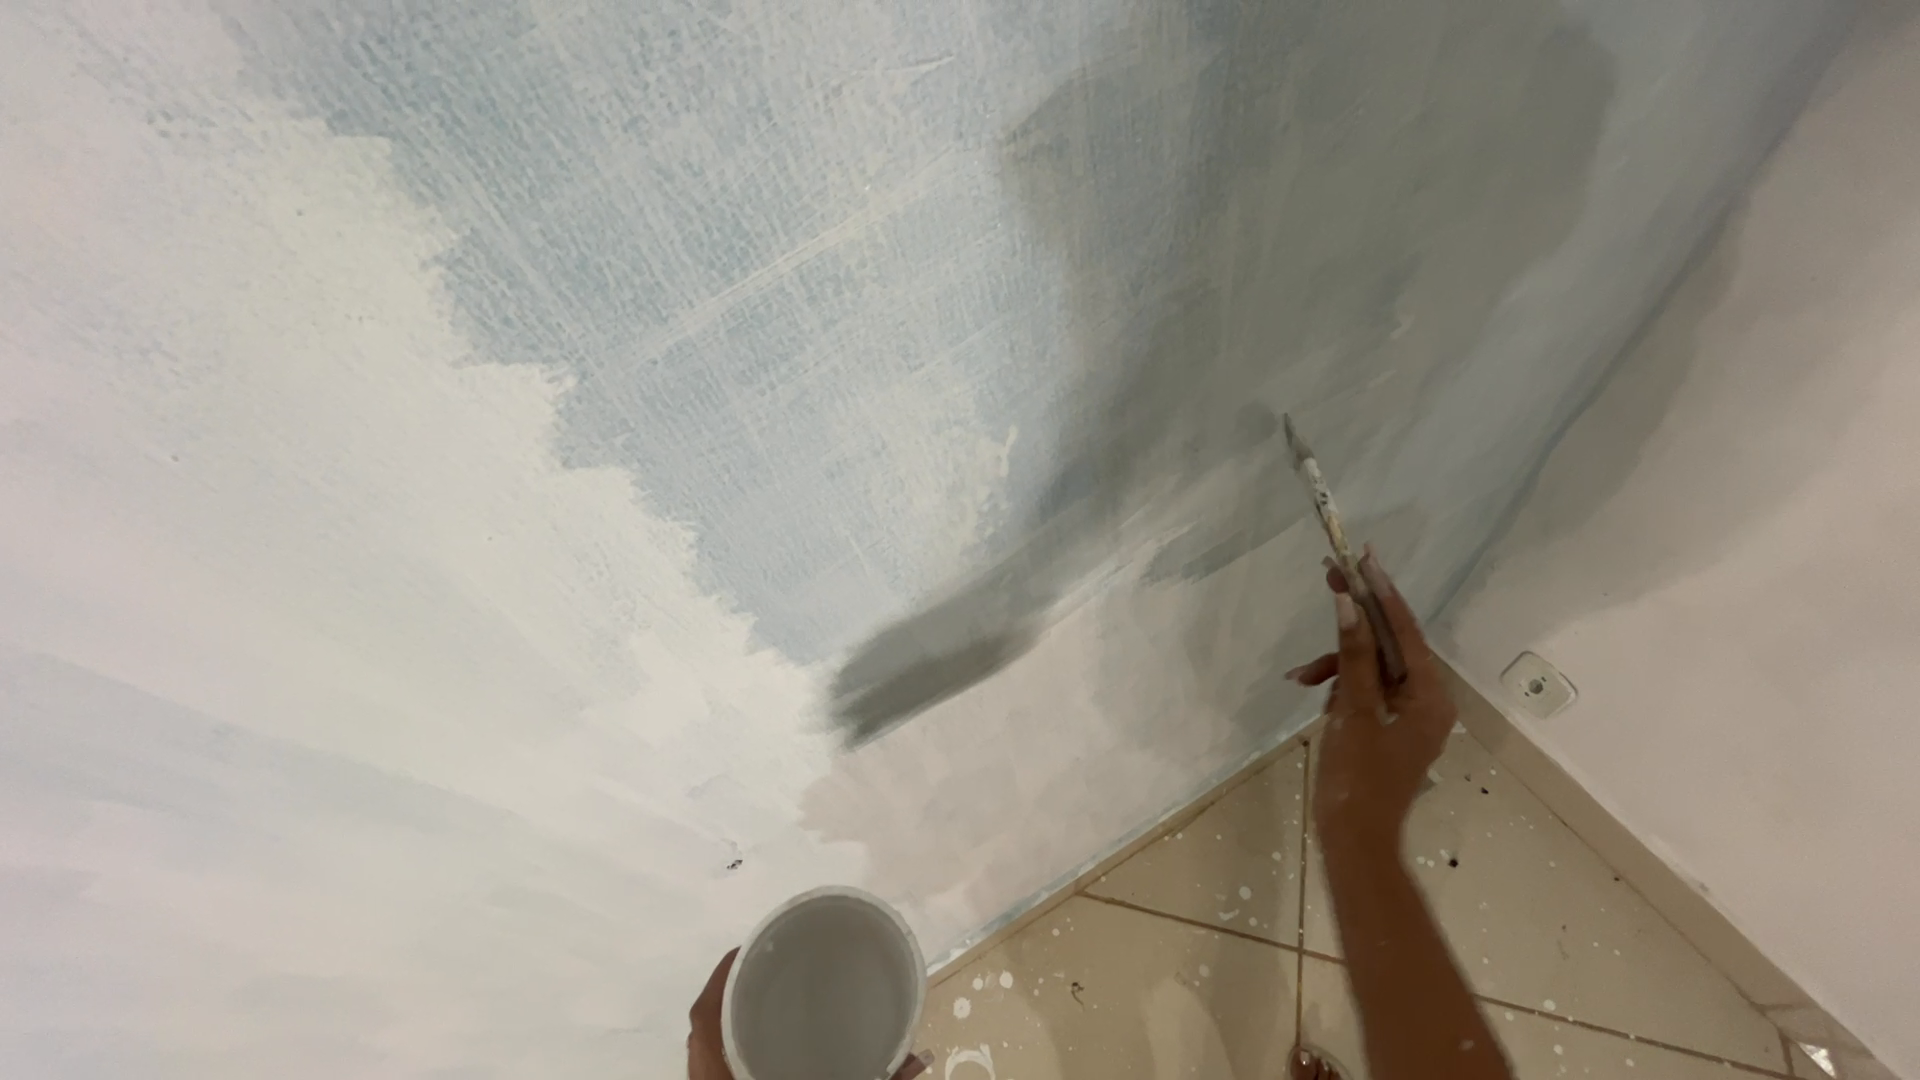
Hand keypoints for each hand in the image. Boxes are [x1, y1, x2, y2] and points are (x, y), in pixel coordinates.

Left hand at [688, 949, 930, 1079]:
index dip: (720, 977)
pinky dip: (728, 1048)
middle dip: (729, 991)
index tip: (750, 945)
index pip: (704, 1019)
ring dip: (726, 1021)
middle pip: (701, 1029)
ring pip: (703, 1052)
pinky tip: (759, 1045)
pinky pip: (712, 1069)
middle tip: (770, 964)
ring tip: (765, 993)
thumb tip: (923, 1056)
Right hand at [1287, 548, 1455, 849]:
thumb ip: (1352, 655)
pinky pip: (1364, 689)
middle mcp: (1427, 700)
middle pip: (1388, 645)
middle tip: (1330, 578)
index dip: (1384, 593)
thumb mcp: (1352, 710)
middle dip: (1355, 621)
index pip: (1406, 632)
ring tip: (1303, 678)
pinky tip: (1314, 692)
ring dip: (1337, 663)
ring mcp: (1407, 715)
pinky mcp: (1387, 725)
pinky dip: (1338, 685)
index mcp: (1430, 697)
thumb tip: (1349, 603)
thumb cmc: (1357, 776)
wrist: (1354, 837)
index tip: (1366, 558)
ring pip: (1370, 667)